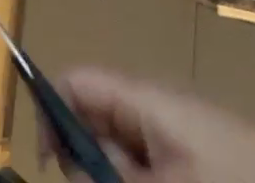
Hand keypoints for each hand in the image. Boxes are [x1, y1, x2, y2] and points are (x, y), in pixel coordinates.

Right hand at [47, 69, 254, 182]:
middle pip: (94, 116)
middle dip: (88, 158)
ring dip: (119, 174)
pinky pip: (152, 161)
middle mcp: (156, 103)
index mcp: (143, 97)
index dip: (51, 115)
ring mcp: (182, 129)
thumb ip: (105, 175)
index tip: (52, 165)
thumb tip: (67, 165)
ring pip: (123, 146)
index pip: (74, 82)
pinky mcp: (202, 154)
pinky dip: (145, 178)